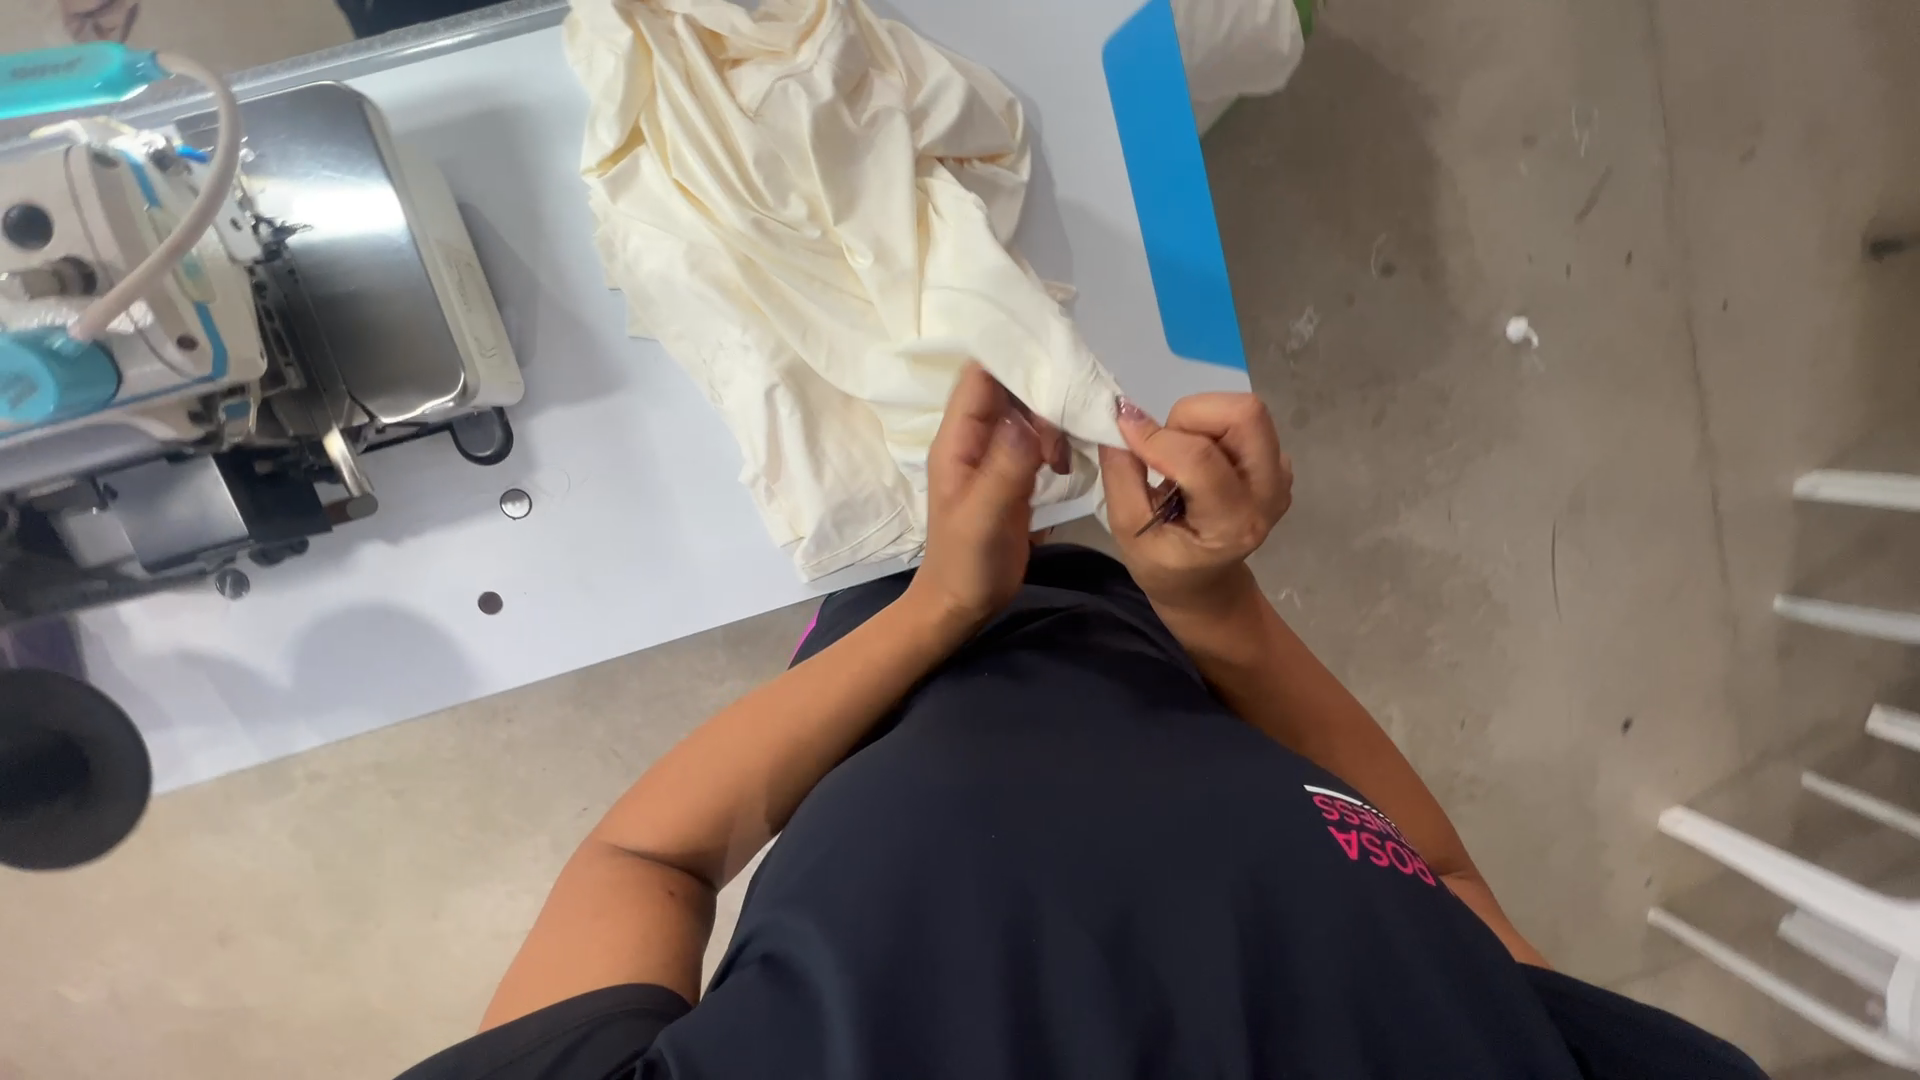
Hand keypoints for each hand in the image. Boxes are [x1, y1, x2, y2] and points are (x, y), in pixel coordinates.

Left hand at [906, 363, 1069, 629]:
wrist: (962, 604)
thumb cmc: (965, 563)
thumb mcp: (983, 516)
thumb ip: (1005, 466)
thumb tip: (1030, 417)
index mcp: (956, 441)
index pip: (979, 378)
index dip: (1011, 356)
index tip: (1054, 349)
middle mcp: (974, 440)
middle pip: (1007, 389)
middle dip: (1041, 387)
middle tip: (1073, 405)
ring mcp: (994, 457)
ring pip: (1026, 413)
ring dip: (1052, 419)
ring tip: (1066, 448)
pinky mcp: (1013, 475)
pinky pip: (1036, 440)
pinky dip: (1056, 441)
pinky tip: (1067, 462)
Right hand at [1099, 394, 1291, 616]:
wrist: (1206, 585)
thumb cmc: (1164, 566)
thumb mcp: (1128, 532)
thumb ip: (1121, 476)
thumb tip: (1121, 421)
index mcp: (1232, 523)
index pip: (1199, 458)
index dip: (1155, 436)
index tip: (1123, 429)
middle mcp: (1268, 493)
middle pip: (1243, 414)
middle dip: (1190, 417)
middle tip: (1164, 446)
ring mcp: (1279, 475)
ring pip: (1245, 410)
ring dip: (1200, 419)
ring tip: (1179, 455)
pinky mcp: (1277, 462)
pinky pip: (1244, 421)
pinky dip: (1211, 427)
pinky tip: (1198, 462)